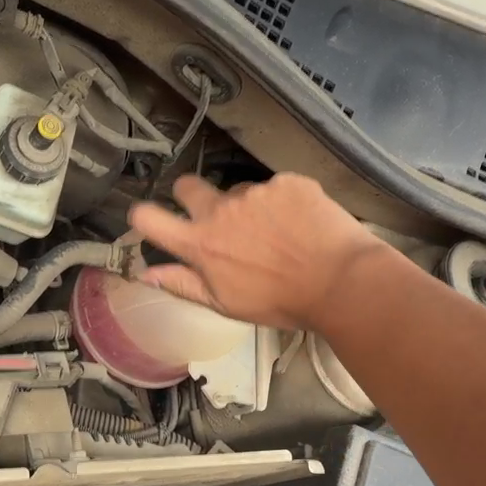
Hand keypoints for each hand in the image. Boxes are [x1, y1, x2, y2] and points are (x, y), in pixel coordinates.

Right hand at [127, 173, 391, 329]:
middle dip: (191, 197)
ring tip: (275, 233)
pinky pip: (274, 188)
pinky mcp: (288, 181)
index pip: (148, 218)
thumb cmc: (280, 302)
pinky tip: (299, 224)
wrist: (342, 282)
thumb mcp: (224, 303)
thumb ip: (182, 284)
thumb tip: (145, 273)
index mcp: (200, 244)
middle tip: (215, 219)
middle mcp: (220, 210)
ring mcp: (255, 192)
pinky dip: (281, 203)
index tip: (151, 220)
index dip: (142, 216)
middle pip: (186, 186)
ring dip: (246, 207)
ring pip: (237, 191)